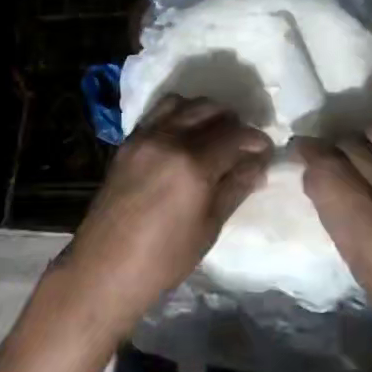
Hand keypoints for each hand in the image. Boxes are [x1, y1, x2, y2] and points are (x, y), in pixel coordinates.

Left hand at [62, 97, 271, 331]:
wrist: (105, 268)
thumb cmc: (164, 259)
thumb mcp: (209, 227)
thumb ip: (235, 188)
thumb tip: (258, 165)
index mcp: (193, 164)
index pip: (236, 135)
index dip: (256, 140)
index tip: (266, 150)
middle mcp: (169, 140)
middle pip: (211, 110)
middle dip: (233, 121)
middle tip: (242, 142)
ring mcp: (145, 137)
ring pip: (183, 103)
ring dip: (205, 111)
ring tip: (214, 132)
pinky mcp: (128, 142)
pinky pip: (158, 112)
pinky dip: (178, 113)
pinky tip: (184, 134)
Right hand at [296, 124, 371, 371]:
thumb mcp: (363, 270)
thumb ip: (338, 219)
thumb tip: (319, 180)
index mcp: (367, 224)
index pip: (324, 166)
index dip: (308, 153)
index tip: (302, 151)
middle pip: (349, 144)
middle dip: (335, 148)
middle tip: (333, 157)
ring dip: (366, 140)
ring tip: (367, 152)